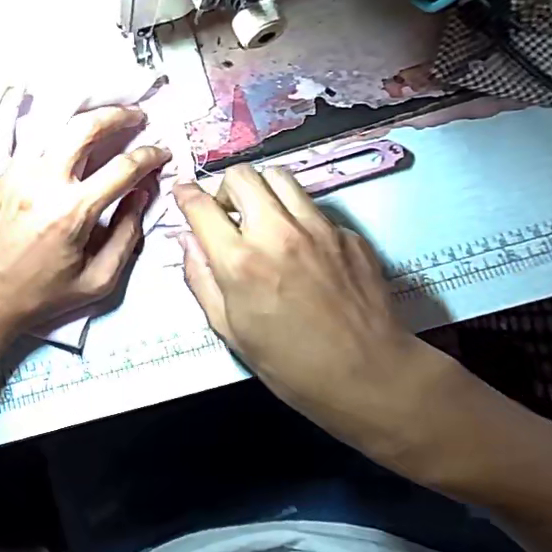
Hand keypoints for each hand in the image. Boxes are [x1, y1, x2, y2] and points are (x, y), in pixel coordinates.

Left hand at [0, 88, 168, 352]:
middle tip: (137, 116)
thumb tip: (141, 197)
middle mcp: (44, 183)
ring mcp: (13, 173)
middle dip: (120, 116)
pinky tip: (20, 87)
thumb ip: (127, 237)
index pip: (124, 169)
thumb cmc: (38, 296)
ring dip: (79, 105)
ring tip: (99, 103)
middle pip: (87, 129)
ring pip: (49, 121)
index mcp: (74, 212)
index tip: (162, 153)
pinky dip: (8, 106)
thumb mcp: (97, 281)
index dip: (150, 156)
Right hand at [172, 166, 476, 473]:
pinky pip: (314, 208)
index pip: (201, 206)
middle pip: (242, 176)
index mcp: (241, 262)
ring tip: (264, 219)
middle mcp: (278, 233)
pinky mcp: (348, 233)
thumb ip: (202, 279)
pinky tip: (304, 249)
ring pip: (280, 178)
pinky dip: (299, 218)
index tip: (183, 193)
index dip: (185, 195)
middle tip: (228, 214)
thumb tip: (187, 240)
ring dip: (262, 192)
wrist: (368, 375)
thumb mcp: (231, 331)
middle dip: (225, 189)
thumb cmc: (292, 366)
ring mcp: (319, 228)